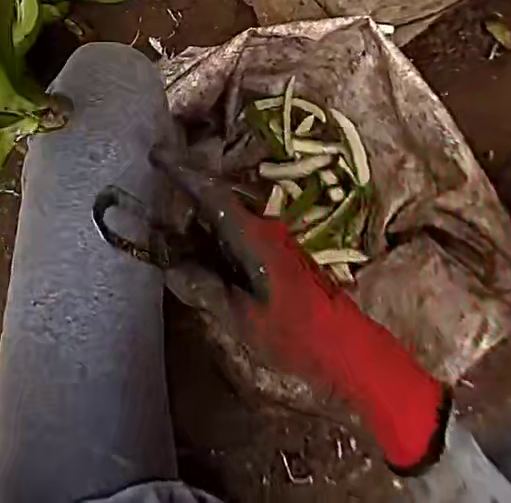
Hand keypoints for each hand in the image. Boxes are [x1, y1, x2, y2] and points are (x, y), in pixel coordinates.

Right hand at [165, 171, 449, 474]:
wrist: (355, 356)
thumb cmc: (297, 335)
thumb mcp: (242, 319)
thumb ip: (204, 289)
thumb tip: (171, 270)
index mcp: (252, 236)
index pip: (210, 193)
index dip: (181, 173)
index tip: (156, 155)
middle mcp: (263, 228)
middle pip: (216, 202)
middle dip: (184, 200)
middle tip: (154, 207)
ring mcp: (273, 239)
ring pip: (226, 219)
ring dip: (199, 222)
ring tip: (171, 234)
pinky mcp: (279, 254)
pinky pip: (237, 234)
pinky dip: (214, 238)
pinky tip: (201, 256)